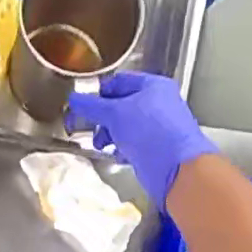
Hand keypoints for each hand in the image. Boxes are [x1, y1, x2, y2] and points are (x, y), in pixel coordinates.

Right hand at [67, 71, 219, 208]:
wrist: (177, 170)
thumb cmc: (151, 133)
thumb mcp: (115, 114)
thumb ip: (92, 107)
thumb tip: (74, 99)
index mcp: (153, 86)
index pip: (120, 82)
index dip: (100, 92)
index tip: (83, 104)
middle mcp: (159, 104)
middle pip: (122, 105)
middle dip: (104, 117)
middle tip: (89, 127)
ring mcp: (159, 128)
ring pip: (127, 126)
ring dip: (111, 134)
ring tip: (101, 144)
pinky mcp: (157, 149)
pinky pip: (134, 144)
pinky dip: (122, 148)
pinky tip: (116, 155)